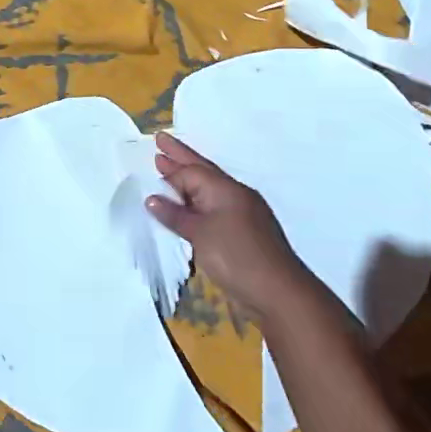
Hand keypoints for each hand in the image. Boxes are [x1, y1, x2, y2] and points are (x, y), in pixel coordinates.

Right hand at [146, 134, 315, 321]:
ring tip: (169, 172)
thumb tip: (153, 199)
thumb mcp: (200, 234)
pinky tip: (189, 209)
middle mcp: (236, 195)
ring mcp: (243, 214)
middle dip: (180, 157)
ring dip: (188, 182)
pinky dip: (198, 204)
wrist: (277, 290)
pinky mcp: (244, 233)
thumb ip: (176, 216)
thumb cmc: (236, 256)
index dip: (172, 170)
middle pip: (203, 171)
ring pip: (210, 190)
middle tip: (161, 141)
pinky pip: (214, 209)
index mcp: (225, 189)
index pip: (193, 172)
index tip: (152, 160)